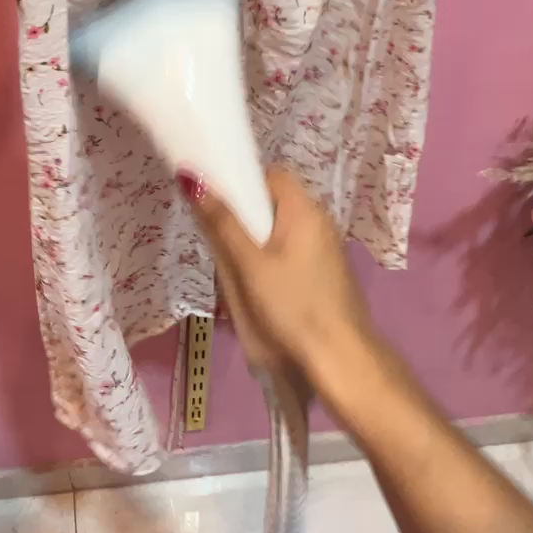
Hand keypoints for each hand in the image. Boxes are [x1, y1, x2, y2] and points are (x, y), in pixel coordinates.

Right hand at [188, 168, 379, 376]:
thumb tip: (191, 177)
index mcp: (304, 209)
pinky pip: (293, 249)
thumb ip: (221, 222)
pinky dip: (272, 256)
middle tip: (219, 238)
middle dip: (246, 214)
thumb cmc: (292, 305)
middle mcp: (321, 221)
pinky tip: (259, 283)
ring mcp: (327, 247)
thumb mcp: (249, 265)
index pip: (272, 175)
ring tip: (234, 264)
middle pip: (276, 202)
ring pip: (283, 228)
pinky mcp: (327, 272)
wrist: (341, 357)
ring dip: (257, 239)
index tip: (218, 202)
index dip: (243, 181)